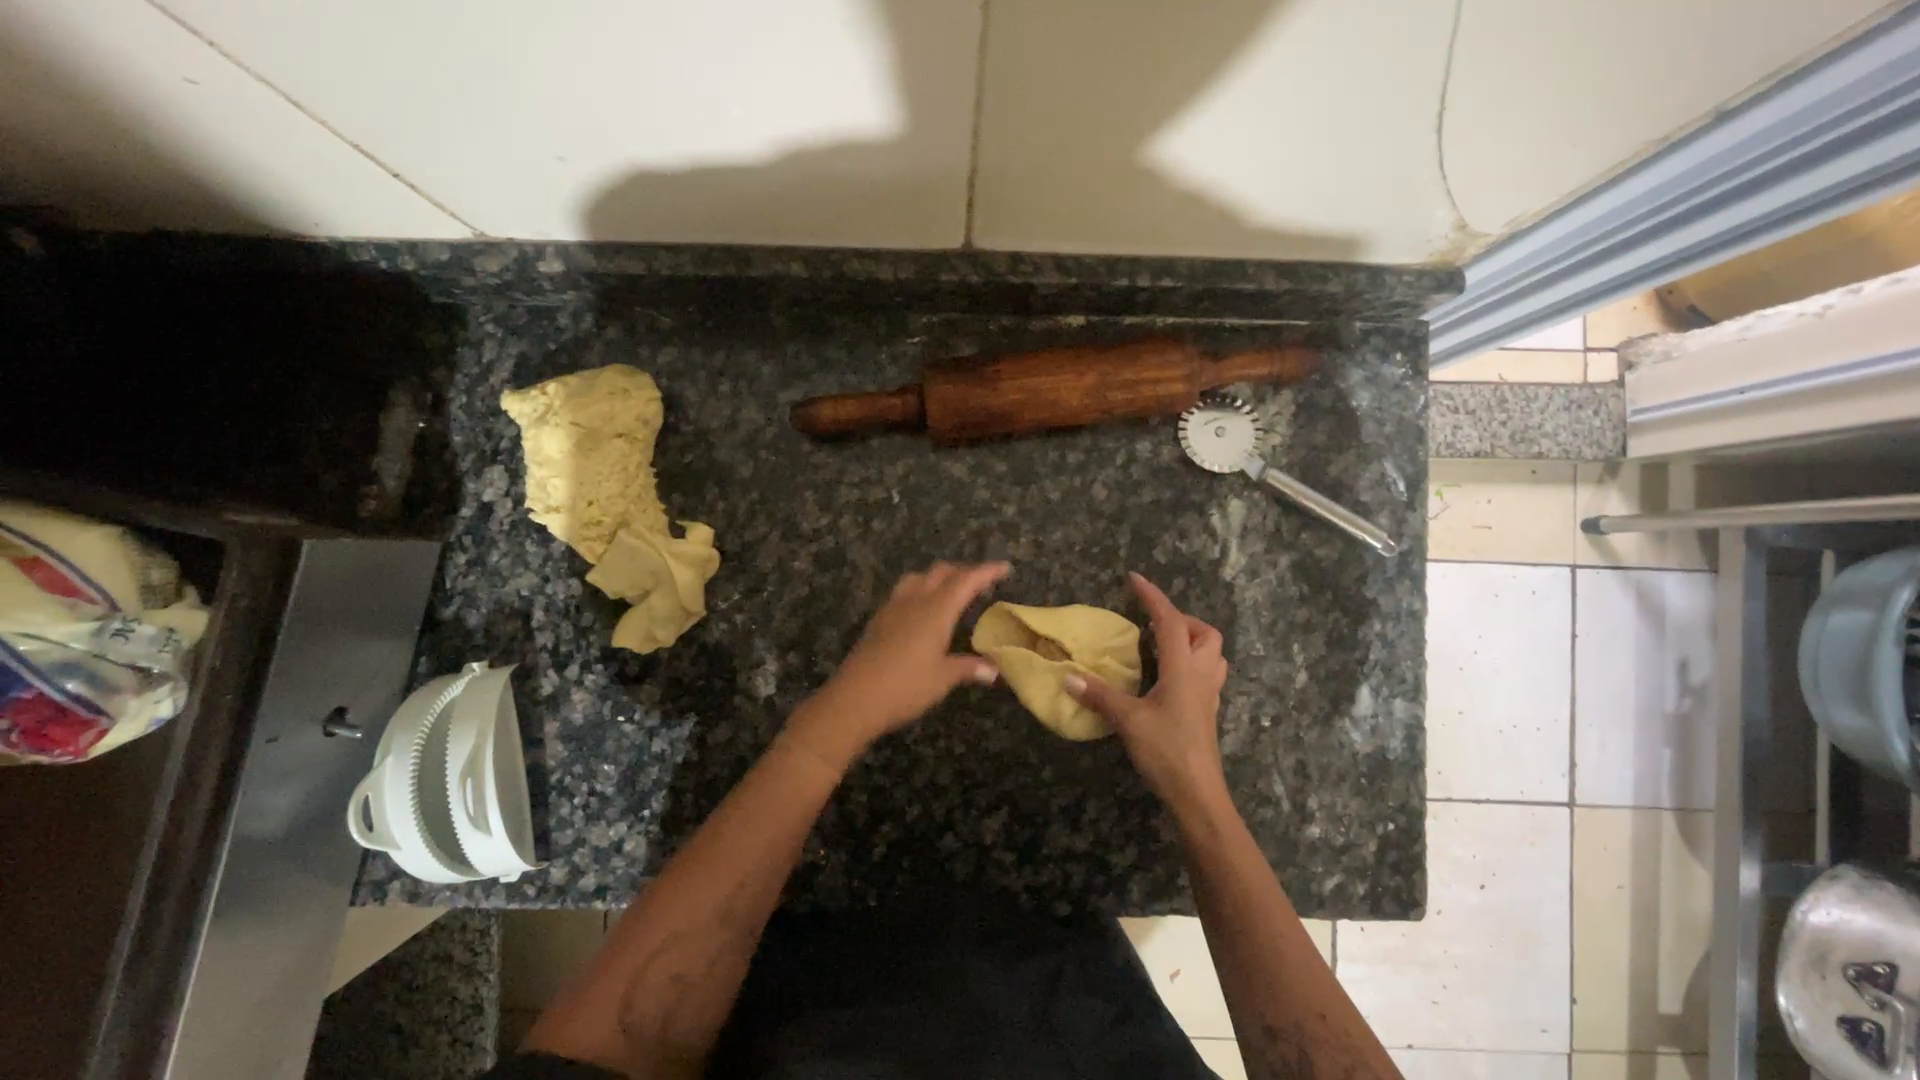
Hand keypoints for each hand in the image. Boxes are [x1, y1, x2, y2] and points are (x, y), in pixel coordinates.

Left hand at [785, 561, 1010, 771]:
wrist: (854, 699)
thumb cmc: (905, 687)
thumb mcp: (943, 678)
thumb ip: (968, 668)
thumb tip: (993, 669)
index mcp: (936, 610)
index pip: (966, 581)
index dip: (986, 572)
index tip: (1004, 567)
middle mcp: (915, 601)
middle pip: (941, 572)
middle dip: (962, 572)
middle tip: (980, 581)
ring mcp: (892, 609)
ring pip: (918, 578)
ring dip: (937, 577)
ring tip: (950, 590)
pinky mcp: (878, 621)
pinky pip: (903, 593)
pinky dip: (919, 591)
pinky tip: (922, 611)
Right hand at [1066, 572, 1229, 814]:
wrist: (1197, 793)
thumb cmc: (1166, 751)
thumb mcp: (1128, 721)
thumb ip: (1099, 695)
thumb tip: (1068, 677)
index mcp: (1183, 669)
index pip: (1171, 620)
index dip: (1153, 597)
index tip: (1135, 579)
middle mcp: (1201, 676)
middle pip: (1205, 634)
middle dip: (1182, 621)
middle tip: (1153, 626)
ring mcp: (1209, 696)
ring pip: (1212, 655)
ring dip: (1192, 642)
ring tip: (1163, 648)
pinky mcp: (1207, 714)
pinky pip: (1206, 676)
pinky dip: (1191, 665)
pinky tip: (1168, 680)